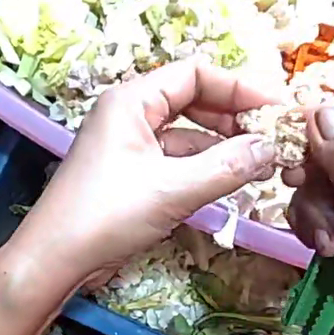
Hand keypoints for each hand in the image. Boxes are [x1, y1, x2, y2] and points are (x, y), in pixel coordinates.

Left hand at [11, 60, 282, 288]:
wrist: (55, 260)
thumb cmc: (107, 215)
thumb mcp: (173, 189)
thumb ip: (228, 166)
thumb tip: (273, 147)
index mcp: (132, 100)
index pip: (195, 74)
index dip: (240, 87)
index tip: (278, 109)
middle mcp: (130, 115)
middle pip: (193, 100)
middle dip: (233, 116)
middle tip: (273, 137)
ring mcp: (129, 146)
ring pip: (186, 133)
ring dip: (221, 145)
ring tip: (262, 161)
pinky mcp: (131, 175)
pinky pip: (176, 160)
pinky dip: (203, 167)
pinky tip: (232, 181)